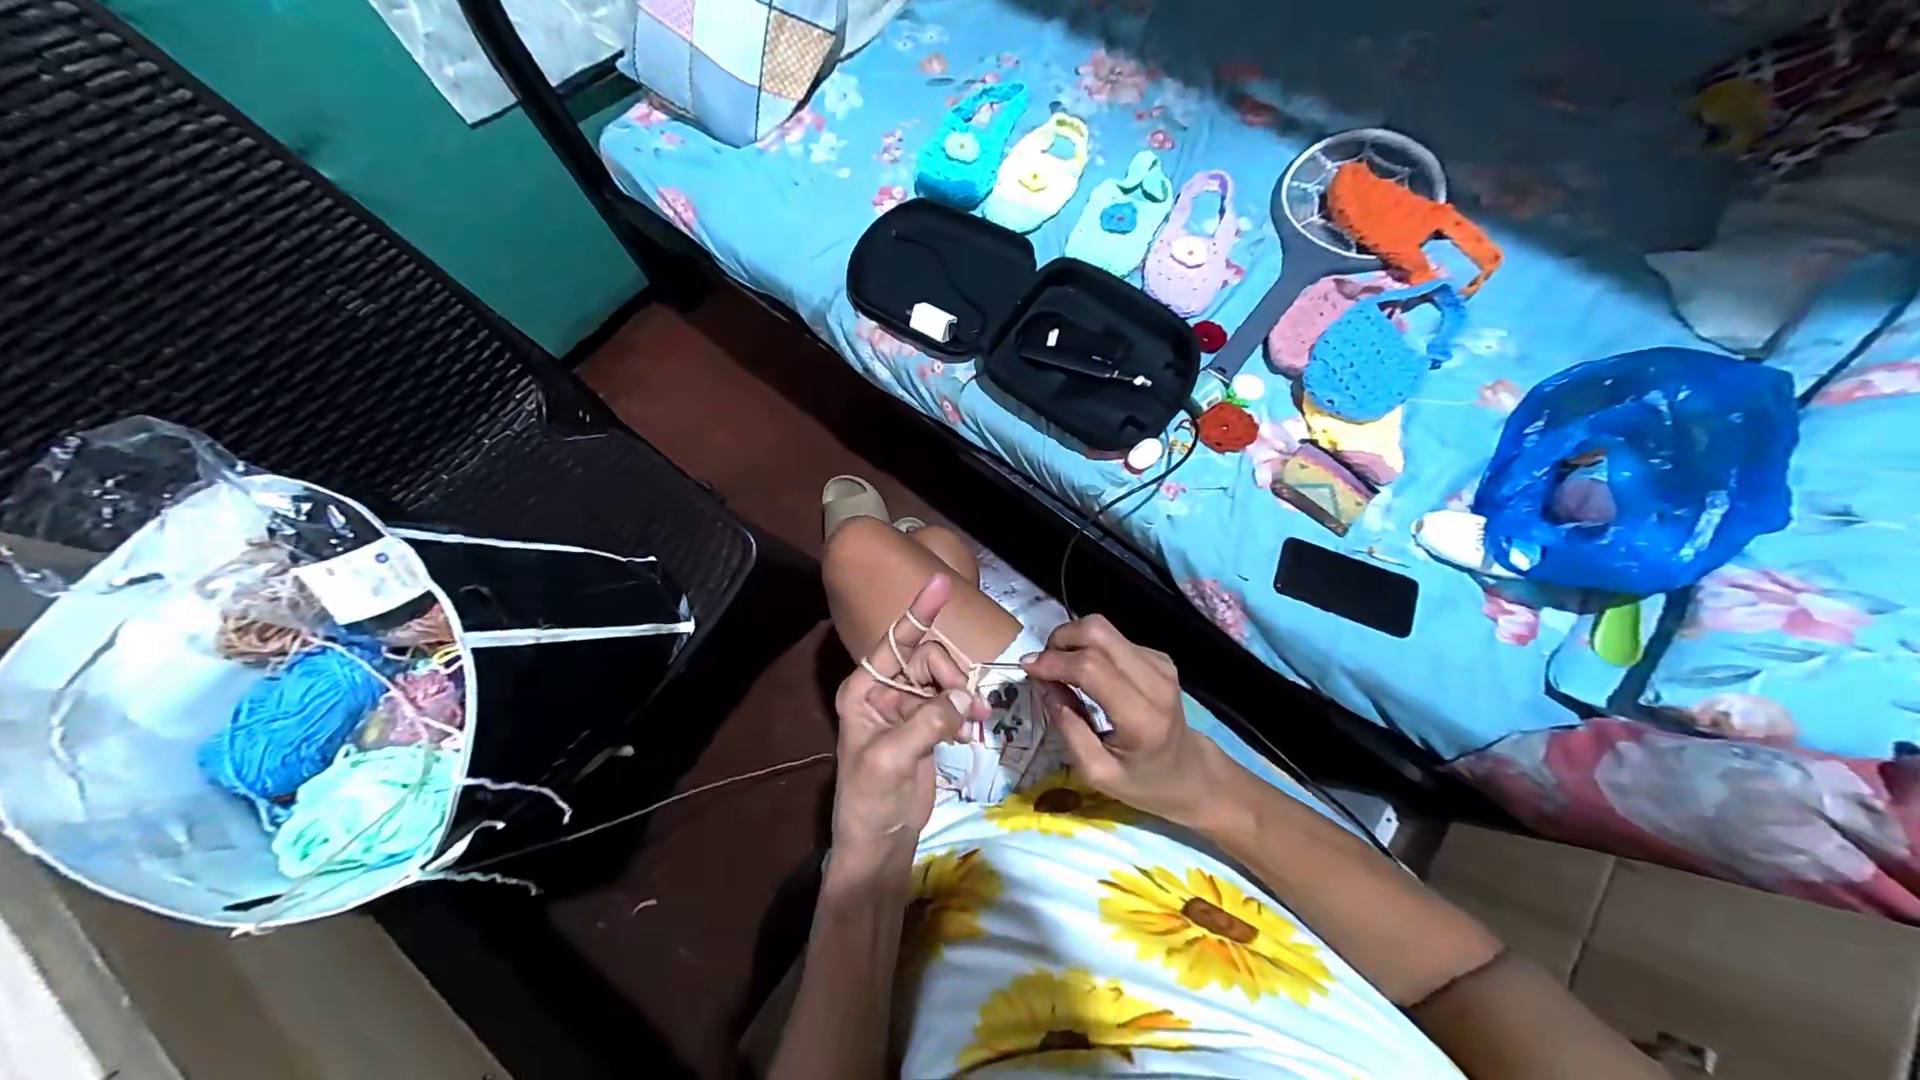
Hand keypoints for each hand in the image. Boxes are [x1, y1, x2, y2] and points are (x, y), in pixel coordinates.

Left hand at [829, 574, 989, 881]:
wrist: (880, 841)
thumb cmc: (869, 800)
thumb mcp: (890, 760)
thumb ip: (926, 722)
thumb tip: (964, 696)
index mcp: (864, 690)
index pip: (894, 642)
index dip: (918, 613)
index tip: (940, 584)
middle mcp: (884, 690)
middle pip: (928, 659)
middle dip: (953, 676)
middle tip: (970, 707)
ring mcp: (908, 706)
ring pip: (944, 679)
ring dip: (964, 694)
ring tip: (978, 721)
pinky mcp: (926, 724)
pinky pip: (952, 702)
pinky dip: (965, 711)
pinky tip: (970, 731)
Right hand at [1020, 615, 1231, 828]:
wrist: (1190, 774)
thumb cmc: (1142, 781)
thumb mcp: (1096, 772)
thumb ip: (1068, 727)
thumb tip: (1043, 683)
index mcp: (1141, 718)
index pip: (1091, 668)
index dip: (1054, 661)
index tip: (1027, 667)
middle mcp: (1155, 682)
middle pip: (1098, 633)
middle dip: (1061, 639)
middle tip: (1044, 664)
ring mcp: (1161, 664)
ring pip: (1104, 630)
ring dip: (1073, 641)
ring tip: (1060, 668)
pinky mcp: (1159, 657)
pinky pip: (1113, 639)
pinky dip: (1090, 648)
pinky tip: (1086, 672)